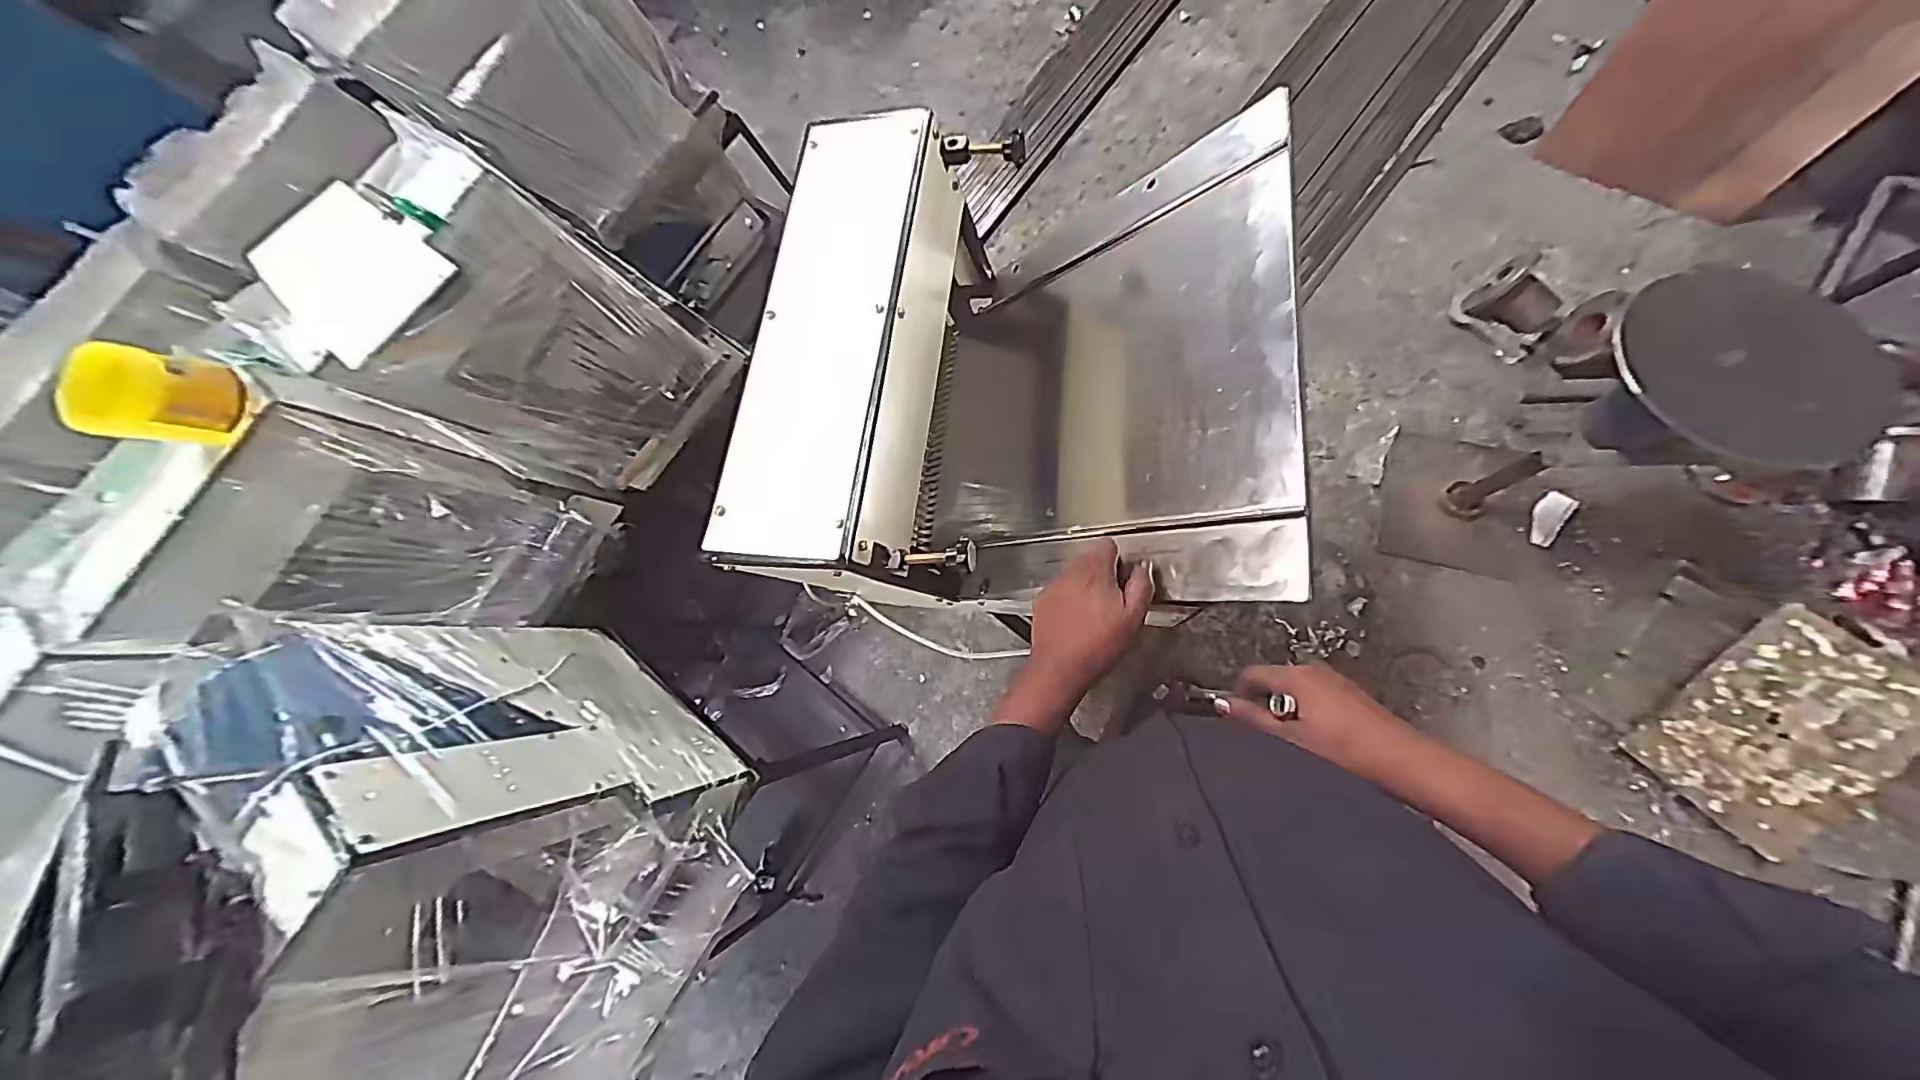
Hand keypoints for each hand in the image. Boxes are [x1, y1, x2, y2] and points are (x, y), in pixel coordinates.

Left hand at [1029, 538, 1153, 694]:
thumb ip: (1141, 586)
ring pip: (1074, 575)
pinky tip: (1076, 620)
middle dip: (1103, 573)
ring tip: (1094, 614)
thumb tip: (1142, 569)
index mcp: (1095, 571)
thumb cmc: (1098, 645)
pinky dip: (1068, 599)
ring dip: (1085, 586)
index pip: (1107, 545)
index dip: (1119, 558)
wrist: (1060, 668)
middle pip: (1089, 558)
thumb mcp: (1133, 617)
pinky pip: (1060, 591)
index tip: (1124, 577)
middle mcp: (1071, 573)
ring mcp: (1054, 586)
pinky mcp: (1043, 601)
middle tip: (1113, 599)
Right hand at [1214, 663, 1412, 764]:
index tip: (1238, 718)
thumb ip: (1251, 718)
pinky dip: (1311, 716)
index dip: (1239, 696)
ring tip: (1301, 744)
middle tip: (1272, 738)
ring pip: (1296, 692)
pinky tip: (1324, 743)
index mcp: (1297, 676)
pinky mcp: (1352, 696)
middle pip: (1274, 682)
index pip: (1251, 674)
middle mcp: (1316, 671)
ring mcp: (1336, 682)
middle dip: (1266, 706)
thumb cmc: (1349, 753)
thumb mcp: (1288, 738)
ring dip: (1289, 713)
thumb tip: (1223, 704)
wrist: (1403, 764)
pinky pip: (1317, 699)